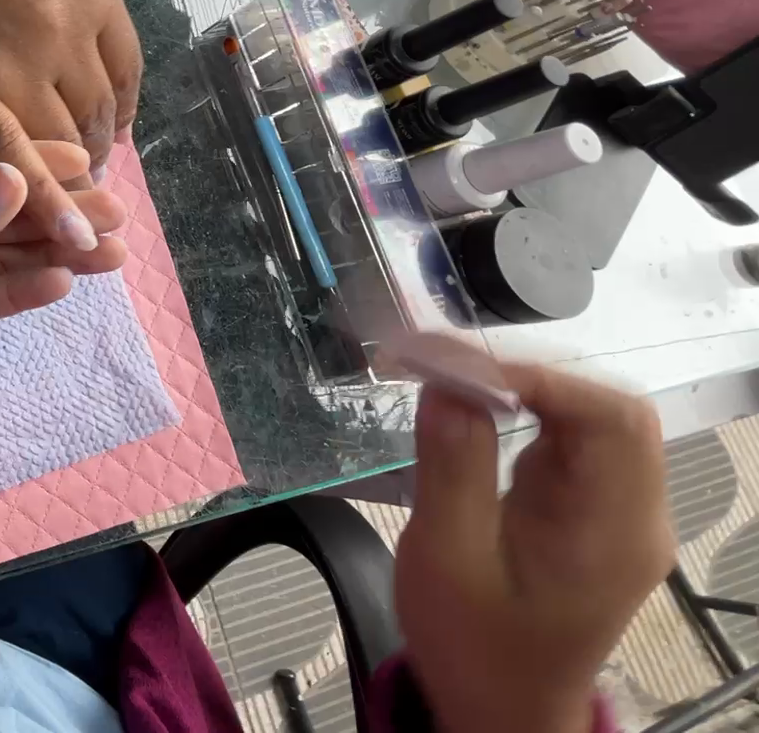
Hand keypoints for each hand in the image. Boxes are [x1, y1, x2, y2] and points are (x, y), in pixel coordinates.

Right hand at [384, 334, 674, 732]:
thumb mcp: (448, 554)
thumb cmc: (471, 637)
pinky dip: (511, 407)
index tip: (444, 366)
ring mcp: (608, 508)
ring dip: (511, 384)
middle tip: (430, 361)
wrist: (496, 698)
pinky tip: (461, 403)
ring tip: (434, 371)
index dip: (532, 377)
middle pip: (603, 409)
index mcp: (612, 527)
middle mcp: (629, 511)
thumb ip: (452, 467)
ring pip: (583, 416)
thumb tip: (445, 386)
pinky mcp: (580, 507)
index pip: (607, 419)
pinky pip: (562, 437)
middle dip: (518, 371)